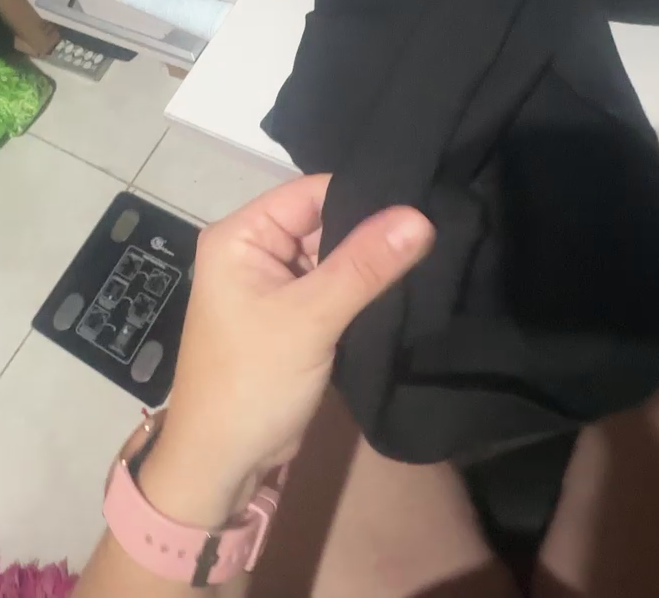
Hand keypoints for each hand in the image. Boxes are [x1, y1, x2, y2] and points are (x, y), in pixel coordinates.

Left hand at [139, 174, 434, 526]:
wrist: (222, 465)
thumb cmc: (252, 382)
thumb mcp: (310, 319)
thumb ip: (364, 265)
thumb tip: (420, 215)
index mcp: (241, 234)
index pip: (310, 193)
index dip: (363, 195)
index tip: (421, 201)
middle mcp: (254, 248)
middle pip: (323, 221)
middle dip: (370, 229)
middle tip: (435, 228)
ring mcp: (273, 282)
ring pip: (332, 254)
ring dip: (369, 260)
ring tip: (431, 252)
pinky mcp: (291, 313)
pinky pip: (331, 284)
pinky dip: (361, 287)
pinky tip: (404, 283)